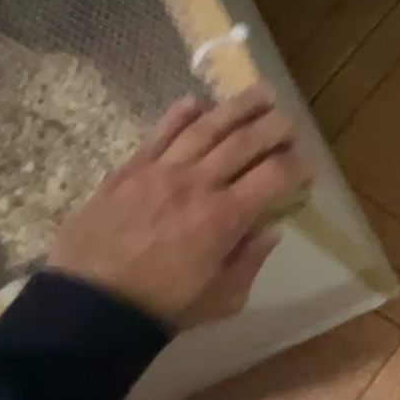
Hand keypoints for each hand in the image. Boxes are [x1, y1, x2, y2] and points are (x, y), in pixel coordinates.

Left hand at [48, 90, 308, 327]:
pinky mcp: (129, 170)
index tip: (309, 164)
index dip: (298, 165)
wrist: (90, 305)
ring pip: (207, 128)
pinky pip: (160, 133)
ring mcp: (161, 172)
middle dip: (275, 128)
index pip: (275, 176)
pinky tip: (198, 102)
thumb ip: (251, 259)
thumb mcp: (225, 297)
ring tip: (261, 94)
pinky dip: (181, 115)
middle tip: (291, 122)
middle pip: (245, 142)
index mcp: (226, 218)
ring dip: (238, 108)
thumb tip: (269, 229)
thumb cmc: (165, 306)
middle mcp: (198, 184)